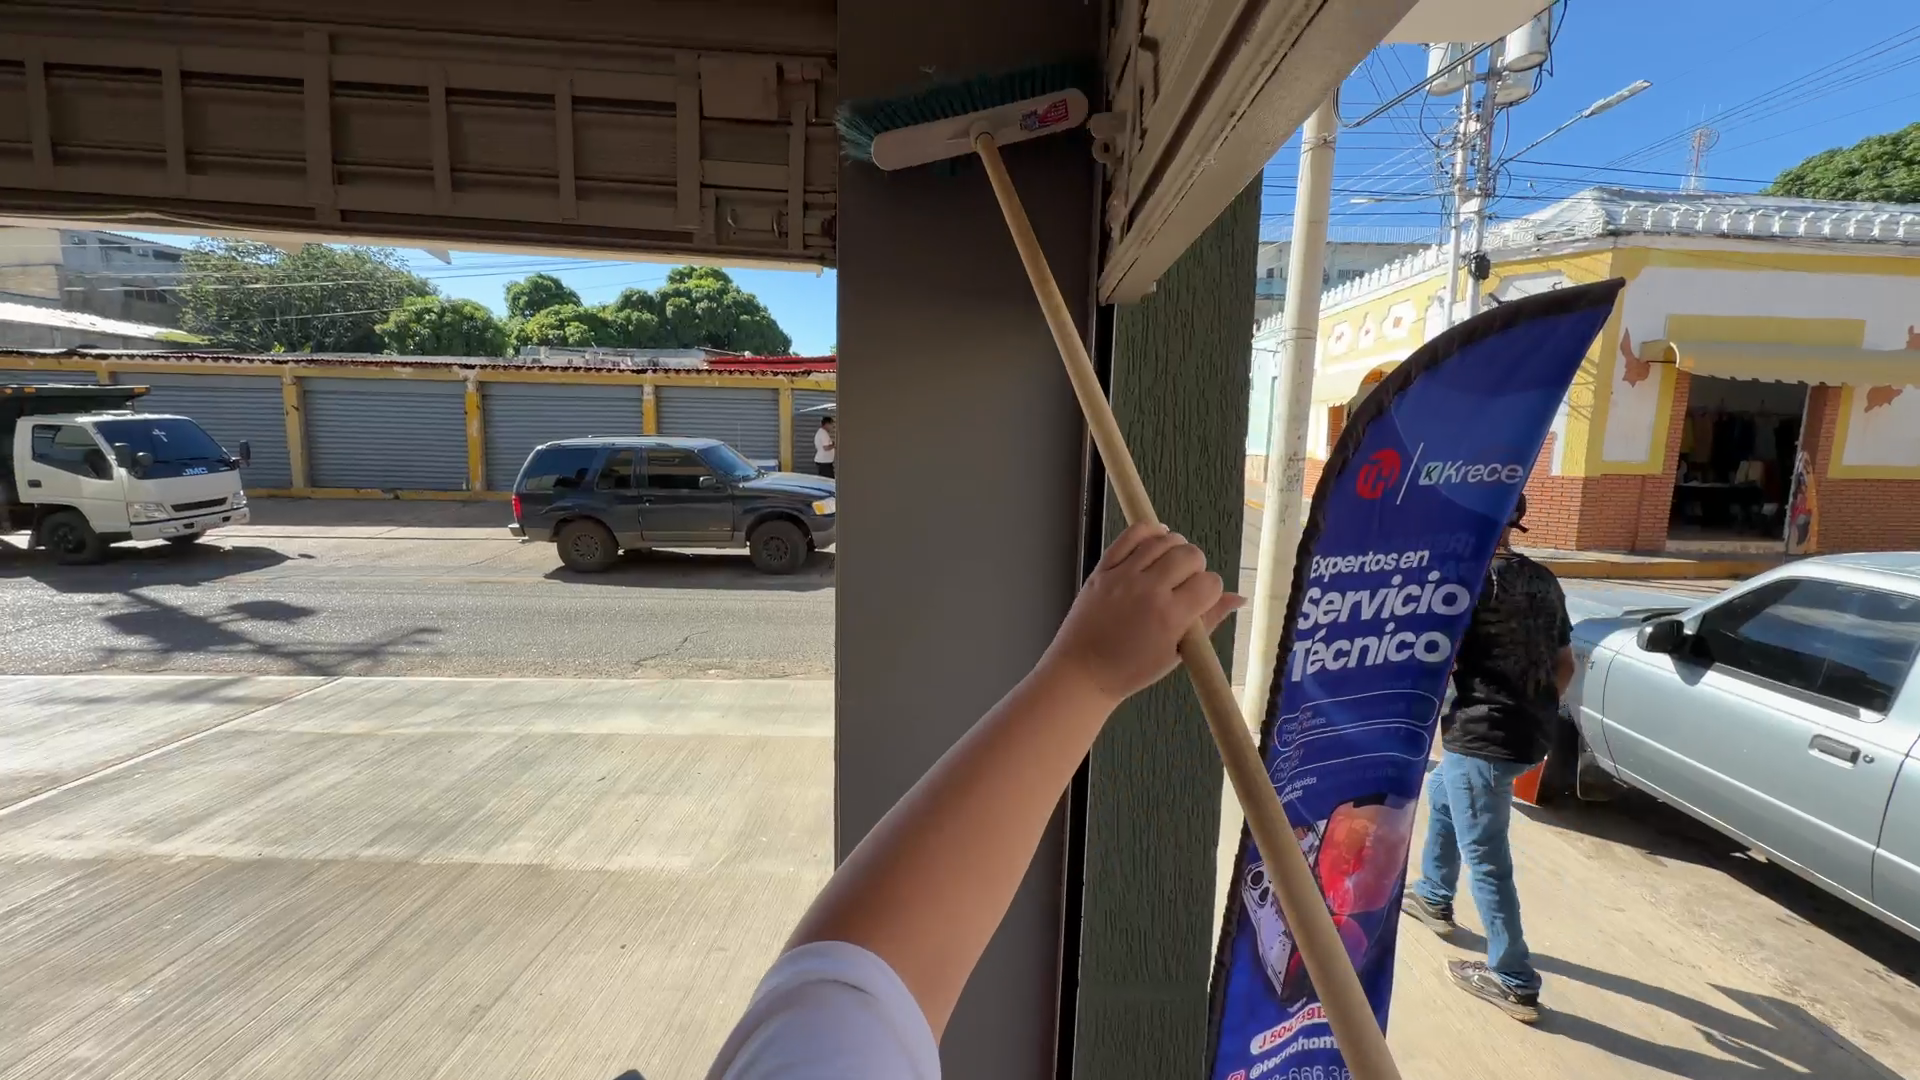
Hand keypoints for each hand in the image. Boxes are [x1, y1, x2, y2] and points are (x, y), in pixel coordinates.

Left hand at [1040, 523, 1242, 704]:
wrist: (1083, 669)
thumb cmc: (1131, 669)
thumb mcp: (1177, 653)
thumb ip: (1208, 622)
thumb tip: (1238, 598)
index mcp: (1170, 617)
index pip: (1210, 583)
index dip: (1211, 589)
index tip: (1201, 598)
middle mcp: (1148, 590)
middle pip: (1190, 555)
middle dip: (1196, 566)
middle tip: (1184, 582)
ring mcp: (1123, 576)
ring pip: (1163, 540)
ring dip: (1175, 547)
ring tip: (1171, 563)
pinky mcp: (1103, 568)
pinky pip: (1130, 536)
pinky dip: (1148, 531)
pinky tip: (1156, 538)